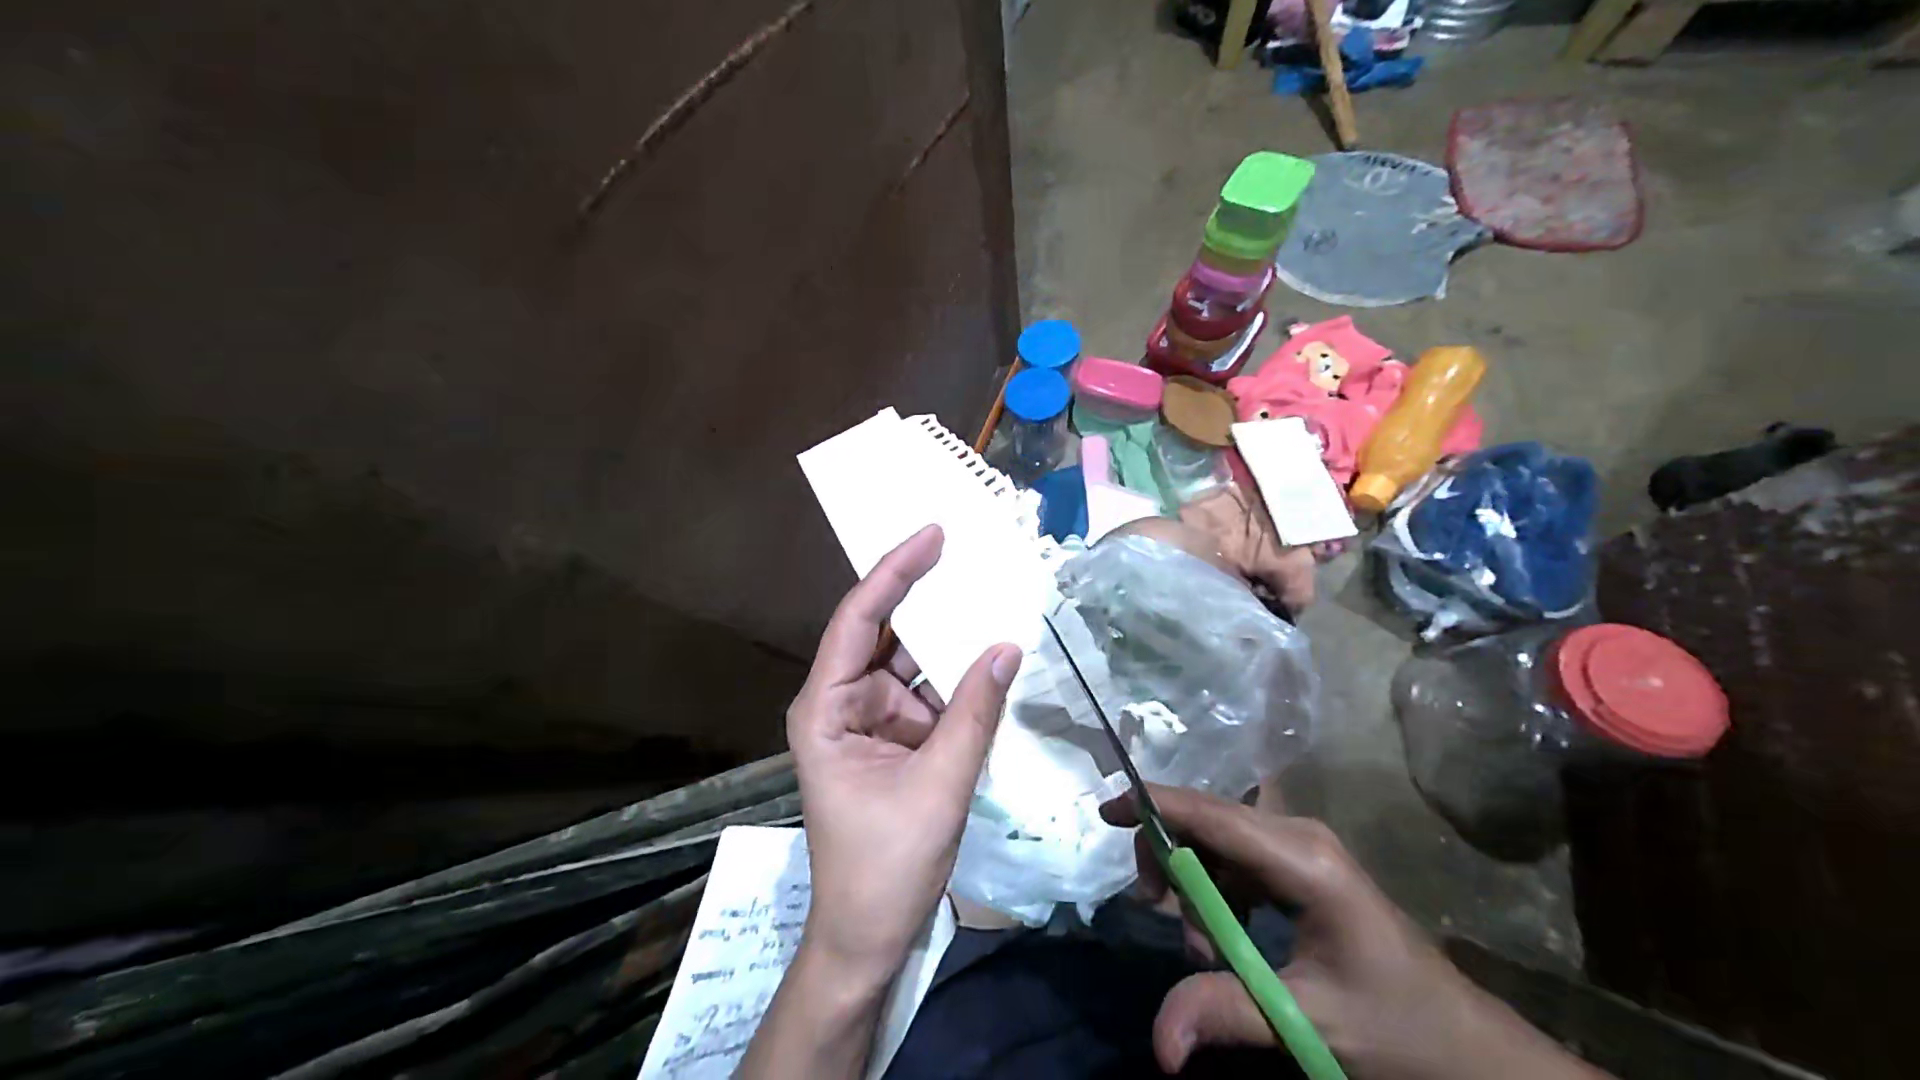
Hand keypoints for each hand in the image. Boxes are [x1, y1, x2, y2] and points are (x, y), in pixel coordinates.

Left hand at [787, 524, 1021, 979]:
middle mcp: (843, 702)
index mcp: (826, 707)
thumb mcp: (937, 786)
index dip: (894, 574)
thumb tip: (1009, 646)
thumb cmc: (885, 866)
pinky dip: (958, 673)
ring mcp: (872, 719)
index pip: (858, 621)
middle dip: (923, 592)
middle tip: (966, 547)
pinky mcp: (898, 738)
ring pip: (912, 660)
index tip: (932, 535)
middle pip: (884, 631)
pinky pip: (929, 692)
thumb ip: (974, 713)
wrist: (870, 935)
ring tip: (990, 589)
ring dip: (948, 633)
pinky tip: (990, 647)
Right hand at [1101, 785, 1608, 1079]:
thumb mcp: (1307, 1021)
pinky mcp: (1299, 866)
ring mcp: (1300, 848)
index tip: (1105, 809)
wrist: (1472, 1050)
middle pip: (1207, 821)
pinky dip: (1214, 894)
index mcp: (1303, 859)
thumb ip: (1224, 1013)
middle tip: (1155, 911)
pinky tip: (1221, 940)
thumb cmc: (1400, 1030)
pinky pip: (1234, 862)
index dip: (1155, 805)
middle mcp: (1298, 836)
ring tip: (1197, 946)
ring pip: (1216, 842)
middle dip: (1170, 860)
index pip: (1212, 814)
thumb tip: (1158, 1042)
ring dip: (1192, 886)